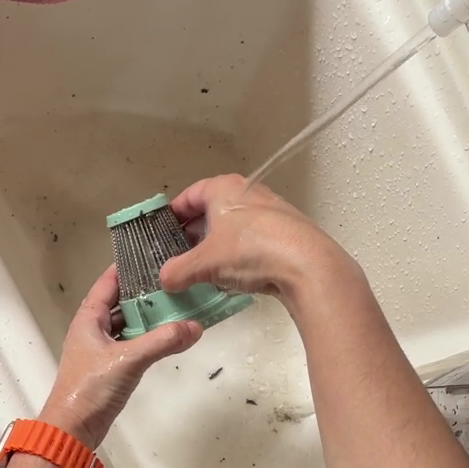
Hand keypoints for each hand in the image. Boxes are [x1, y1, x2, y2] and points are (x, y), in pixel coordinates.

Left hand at [38, 267, 200, 448]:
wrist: (73, 429)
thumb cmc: (91, 388)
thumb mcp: (128, 360)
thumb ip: (162, 342)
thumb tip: (196, 326)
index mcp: (89, 318)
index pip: (108, 282)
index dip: (128, 266)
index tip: (154, 253)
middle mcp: (93, 329)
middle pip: (121, 301)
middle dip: (146, 291)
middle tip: (176, 280)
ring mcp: (101, 349)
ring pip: (128, 324)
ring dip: (149, 316)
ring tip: (178, 303)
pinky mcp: (110, 368)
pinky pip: (132, 344)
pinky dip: (148, 338)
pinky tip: (168, 336)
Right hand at [160, 175, 364, 311]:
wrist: (306, 265)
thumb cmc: (251, 250)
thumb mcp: (205, 263)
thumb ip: (179, 271)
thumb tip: (166, 279)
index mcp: (224, 188)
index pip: (190, 195)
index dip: (174, 215)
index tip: (163, 233)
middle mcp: (247, 192)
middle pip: (212, 211)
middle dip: (195, 234)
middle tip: (181, 256)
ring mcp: (270, 211)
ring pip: (233, 227)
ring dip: (217, 246)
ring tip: (206, 270)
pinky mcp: (285, 233)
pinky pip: (252, 241)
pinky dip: (239, 255)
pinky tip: (234, 276)